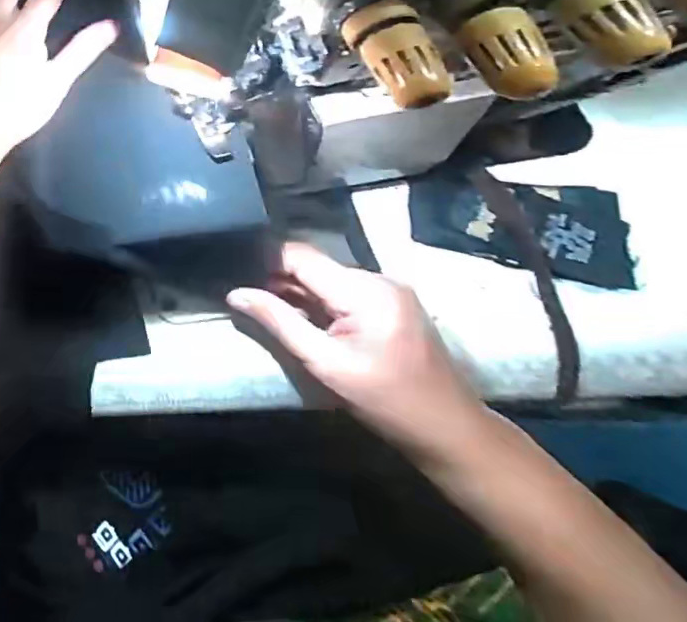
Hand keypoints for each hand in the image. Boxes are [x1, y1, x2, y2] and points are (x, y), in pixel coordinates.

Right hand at [226, 244, 488, 462]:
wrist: (451, 432)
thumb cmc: (386, 403)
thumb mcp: (325, 364)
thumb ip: (279, 322)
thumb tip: (235, 294)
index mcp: (364, 291)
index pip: (300, 255)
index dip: (265, 261)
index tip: (237, 276)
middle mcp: (378, 279)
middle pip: (313, 265)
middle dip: (279, 279)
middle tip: (250, 300)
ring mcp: (388, 289)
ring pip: (326, 276)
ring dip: (299, 292)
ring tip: (273, 312)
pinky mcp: (391, 301)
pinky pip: (343, 289)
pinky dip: (320, 301)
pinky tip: (307, 322)